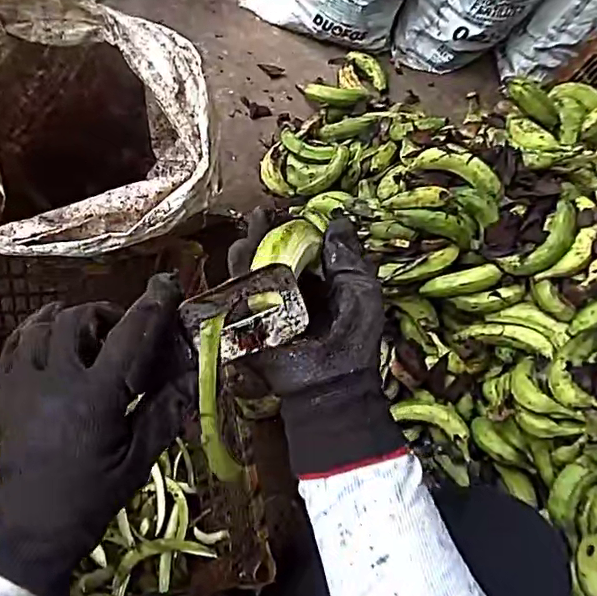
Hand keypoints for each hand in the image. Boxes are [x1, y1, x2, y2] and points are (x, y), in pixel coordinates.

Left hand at [0, 274, 190, 595]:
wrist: (32, 524)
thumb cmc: (92, 495)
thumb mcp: (139, 459)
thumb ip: (165, 411)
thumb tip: (192, 374)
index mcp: (96, 398)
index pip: (128, 336)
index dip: (151, 307)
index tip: (166, 287)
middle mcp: (56, 381)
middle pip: (78, 320)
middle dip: (104, 314)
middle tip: (120, 330)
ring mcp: (23, 384)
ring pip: (41, 326)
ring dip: (67, 320)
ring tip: (86, 333)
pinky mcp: (4, 392)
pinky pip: (13, 345)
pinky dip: (32, 331)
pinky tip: (46, 334)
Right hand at [228, 210, 402, 476]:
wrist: (330, 383)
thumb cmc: (353, 339)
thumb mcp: (361, 291)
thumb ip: (348, 257)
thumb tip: (337, 220)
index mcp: (319, 286)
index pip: (301, 250)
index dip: (293, 230)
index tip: (286, 212)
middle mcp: (291, 295)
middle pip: (271, 257)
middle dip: (263, 235)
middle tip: (259, 214)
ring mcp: (268, 310)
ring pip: (251, 274)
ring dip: (246, 251)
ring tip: (247, 232)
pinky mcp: (250, 326)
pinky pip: (237, 298)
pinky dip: (235, 278)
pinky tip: (236, 257)